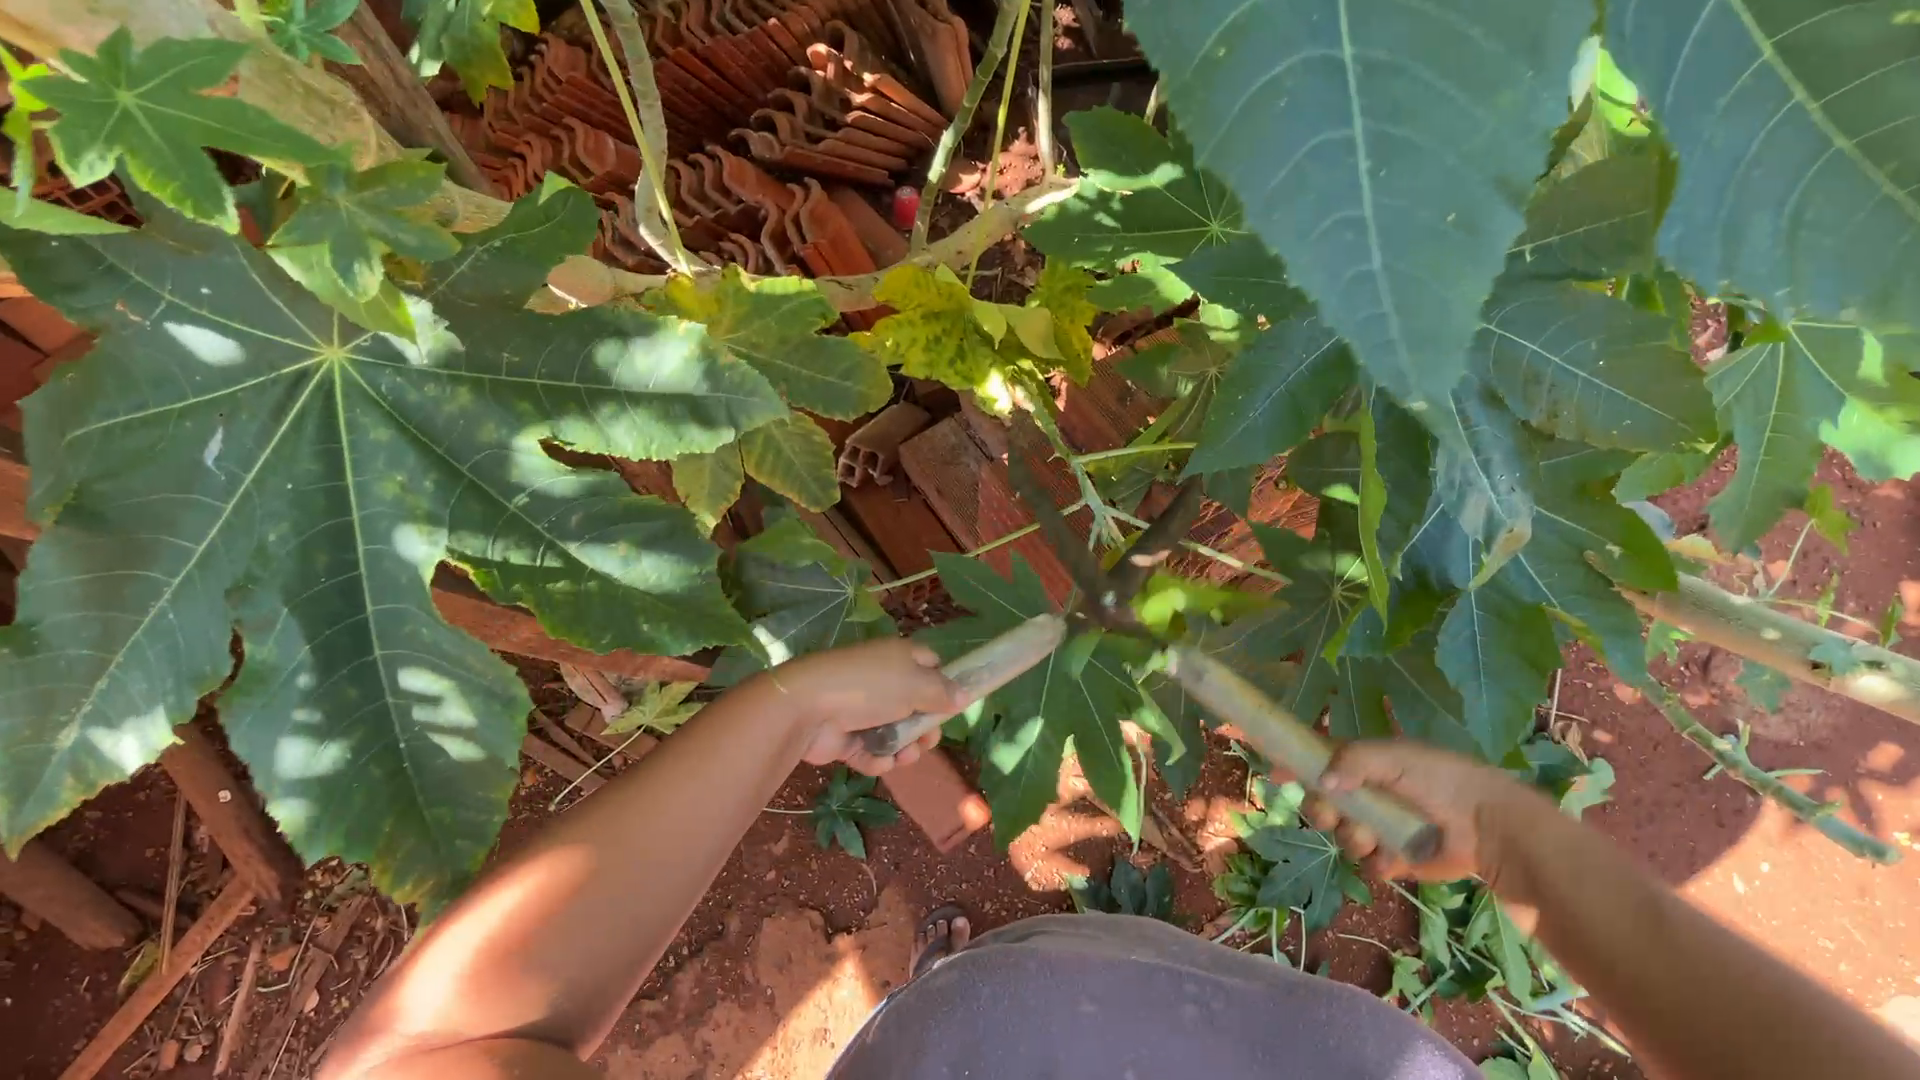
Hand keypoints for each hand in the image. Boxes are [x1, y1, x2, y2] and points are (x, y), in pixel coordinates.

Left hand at [749, 638, 965, 775]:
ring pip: (896, 733)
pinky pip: (871, 751)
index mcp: (899, 658)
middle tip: (928, 740)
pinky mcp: (846, 737)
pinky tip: (880, 761)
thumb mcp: (915, 684)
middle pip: (916, 706)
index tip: (953, 706)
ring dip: (904, 748)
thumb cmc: (869, 686)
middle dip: (925, 728)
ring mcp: (862, 710)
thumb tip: (964, 695)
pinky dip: (878, 759)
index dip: (944, 685)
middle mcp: (883, 681)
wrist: (808, 707)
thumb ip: (942, 692)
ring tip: (904, 756)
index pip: (931, 666)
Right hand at [1304, 740, 1559, 900]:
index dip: (1294, 767)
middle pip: (1320, 805)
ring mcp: (1378, 828)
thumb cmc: (1439, 779)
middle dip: (1323, 811)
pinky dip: (1377, 861)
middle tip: (1338, 814)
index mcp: (1361, 766)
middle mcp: (1364, 796)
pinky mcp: (1394, 858)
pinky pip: (1368, 864)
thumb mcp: (1394, 757)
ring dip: (1353, 837)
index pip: (1317, 762)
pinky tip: (1395, 856)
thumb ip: (1353, 761)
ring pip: (1341, 837)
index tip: (1275, 775)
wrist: (1488, 823)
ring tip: (1376, 836)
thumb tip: (1321, 781)